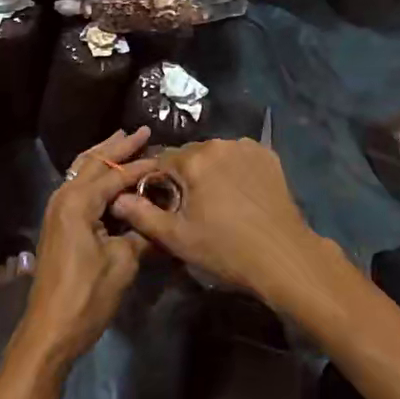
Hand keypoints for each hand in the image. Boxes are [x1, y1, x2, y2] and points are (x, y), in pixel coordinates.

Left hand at [17, 128, 161, 362]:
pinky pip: (78, 185)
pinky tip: (108, 175)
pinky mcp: (58, 224)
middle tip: (142, 131)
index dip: (141, 165)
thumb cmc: (87, 296)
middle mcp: (64, 197)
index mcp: (79, 202)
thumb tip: (161, 216)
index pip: (116, 175)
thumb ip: (142, 231)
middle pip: (93, 161)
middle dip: (118, 146)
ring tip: (124, 140)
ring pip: (82, 170)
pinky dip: (95, 174)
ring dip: (104, 155)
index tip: (164, 154)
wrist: (49, 332)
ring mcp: (57, 210)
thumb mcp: (123, 263)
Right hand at [110, 138, 326, 300]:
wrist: (282, 255)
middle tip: (192, 207)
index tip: (163, 203)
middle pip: (191, 154)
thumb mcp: (178, 239)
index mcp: (194, 159)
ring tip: (219, 202)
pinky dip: (236, 169)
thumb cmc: (225, 249)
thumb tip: (117, 198)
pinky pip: (241, 156)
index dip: (158, 181)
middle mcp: (219, 143)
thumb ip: (143, 216)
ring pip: (217, 154)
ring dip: (212, 170)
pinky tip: (242, 194)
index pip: (163, 159)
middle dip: (186, 174)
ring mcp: (247, 146)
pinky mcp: (268, 155)